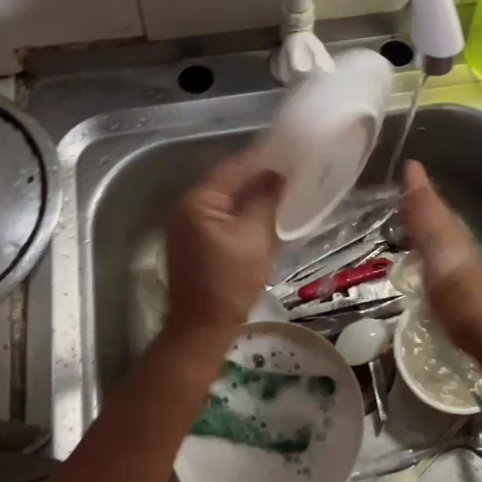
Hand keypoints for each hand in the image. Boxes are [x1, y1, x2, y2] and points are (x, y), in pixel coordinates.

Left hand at [164, 149, 283, 336]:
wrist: (202, 329)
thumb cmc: (229, 281)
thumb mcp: (254, 237)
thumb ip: (265, 200)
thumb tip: (277, 175)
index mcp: (199, 201)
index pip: (233, 167)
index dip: (263, 159)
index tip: (291, 153)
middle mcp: (188, 208)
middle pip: (229, 184)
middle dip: (260, 178)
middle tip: (293, 173)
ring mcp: (189, 228)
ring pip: (228, 203)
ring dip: (254, 199)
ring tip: (285, 193)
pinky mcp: (196, 245)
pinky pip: (224, 220)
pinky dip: (244, 217)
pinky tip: (267, 219)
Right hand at [400, 161, 481, 356]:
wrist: (478, 328)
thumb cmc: (454, 284)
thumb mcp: (435, 240)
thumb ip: (424, 207)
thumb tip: (412, 165)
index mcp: (449, 225)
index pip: (429, 197)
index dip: (413, 185)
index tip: (392, 174)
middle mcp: (453, 237)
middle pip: (430, 213)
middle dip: (412, 202)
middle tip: (385, 193)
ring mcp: (452, 259)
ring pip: (430, 231)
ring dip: (414, 222)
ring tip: (391, 217)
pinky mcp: (448, 279)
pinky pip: (429, 250)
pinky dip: (417, 243)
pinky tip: (408, 249)